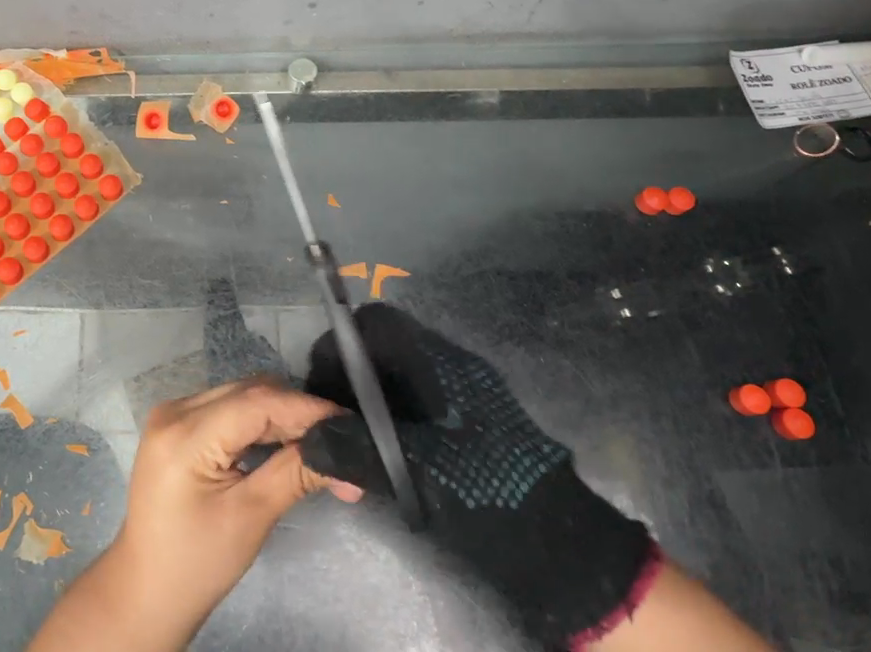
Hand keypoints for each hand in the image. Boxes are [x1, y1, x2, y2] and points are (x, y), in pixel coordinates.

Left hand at [27, 377, 358, 651]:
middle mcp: (175, 410)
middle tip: (340, 443)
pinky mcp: (177, 425)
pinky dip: (259, 422)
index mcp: (185, 433)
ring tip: (319, 446)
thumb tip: (347, 455)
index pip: (258, 402)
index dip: (307, 408)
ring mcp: (172, 415)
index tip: (349, 425)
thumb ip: (296, 473)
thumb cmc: (197, 561)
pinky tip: (285, 444)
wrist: (146, 587)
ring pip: (241, 397)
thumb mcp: (251, 517)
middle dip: (298, 414)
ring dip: (281, 417)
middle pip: (250, 393)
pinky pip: (227, 408)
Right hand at [299, 305, 658, 648]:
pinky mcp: (468, 421)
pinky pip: (413, 404)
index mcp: (438, 365)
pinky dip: (387, 422)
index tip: (317, 388)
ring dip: (364, 405)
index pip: (375, 323)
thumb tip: (308, 437)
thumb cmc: (489, 495)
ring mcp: (461, 393)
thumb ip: (355, 450)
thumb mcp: (415, 474)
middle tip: (326, 425)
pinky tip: (379, 458)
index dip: (338, 346)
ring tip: (348, 448)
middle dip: (346, 380)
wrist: (562, 546)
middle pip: (381, 350)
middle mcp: (449, 367)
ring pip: (395, 379)